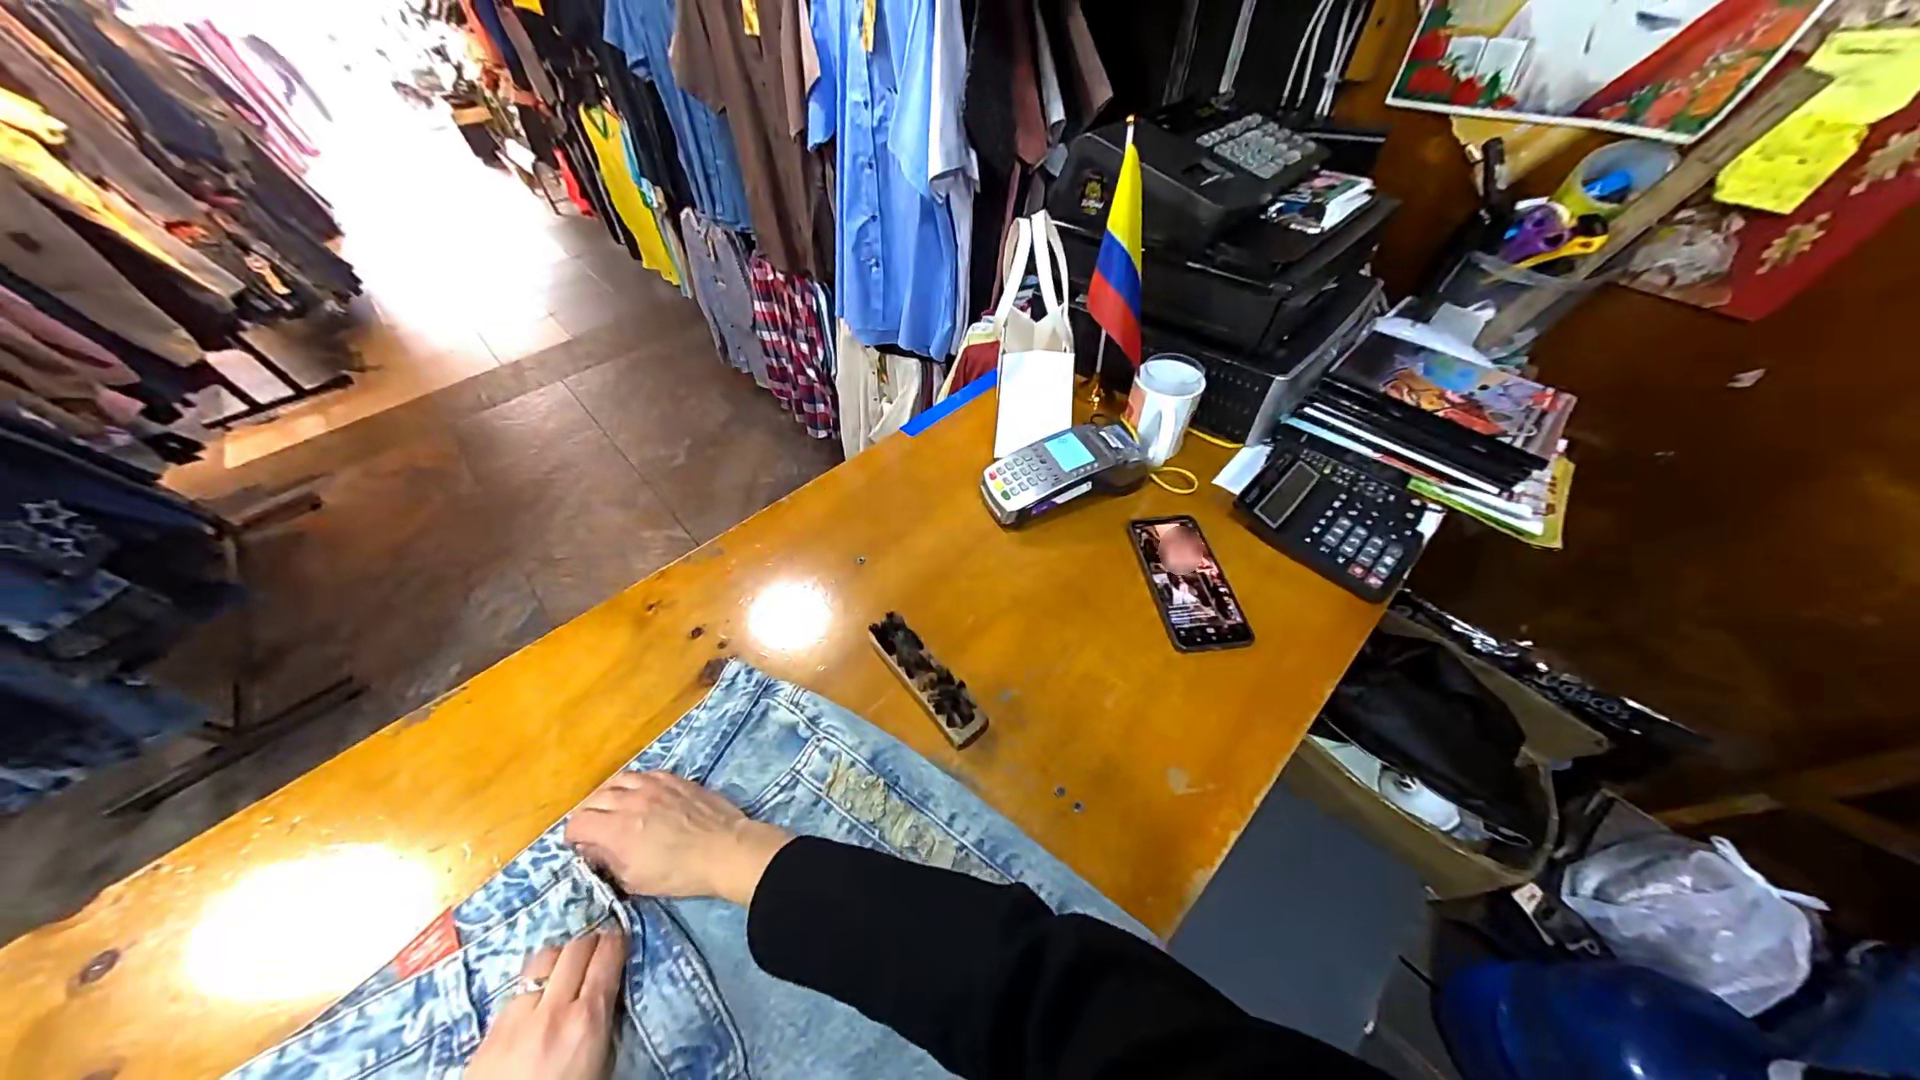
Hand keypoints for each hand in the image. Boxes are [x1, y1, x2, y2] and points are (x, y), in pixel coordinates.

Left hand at [466, 928, 625, 1079]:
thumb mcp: (601, 1067)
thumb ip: (606, 1024)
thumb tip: (611, 993)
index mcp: (586, 1020)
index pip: (607, 955)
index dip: (618, 941)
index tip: (623, 941)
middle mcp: (552, 1009)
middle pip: (575, 948)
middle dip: (591, 942)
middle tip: (599, 950)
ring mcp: (515, 1019)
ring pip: (542, 959)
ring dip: (560, 958)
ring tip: (566, 970)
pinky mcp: (488, 1034)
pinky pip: (517, 990)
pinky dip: (533, 985)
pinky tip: (537, 1001)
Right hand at [564, 771, 791, 906]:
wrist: (724, 849)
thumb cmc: (679, 872)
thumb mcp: (635, 879)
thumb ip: (607, 859)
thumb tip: (591, 846)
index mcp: (617, 829)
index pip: (579, 821)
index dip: (573, 834)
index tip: (579, 843)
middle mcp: (632, 800)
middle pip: (595, 798)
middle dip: (588, 813)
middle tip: (594, 827)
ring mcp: (655, 785)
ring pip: (619, 780)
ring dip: (609, 794)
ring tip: (613, 806)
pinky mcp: (675, 778)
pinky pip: (645, 773)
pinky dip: (634, 783)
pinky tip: (640, 794)